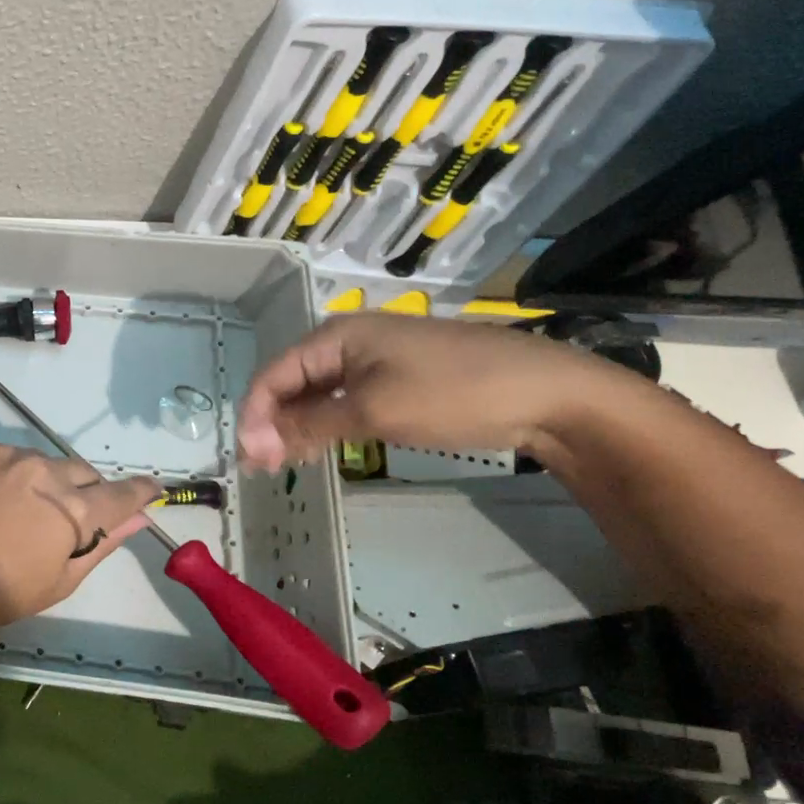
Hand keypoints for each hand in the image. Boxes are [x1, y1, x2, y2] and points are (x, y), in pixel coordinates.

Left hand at [0, 439, 162, 638]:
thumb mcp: (55, 582)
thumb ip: (100, 546)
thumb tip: (138, 520)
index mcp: (73, 510)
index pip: (123, 493)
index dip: (140, 492)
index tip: (150, 491)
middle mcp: (44, 470)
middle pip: (81, 473)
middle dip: (84, 492)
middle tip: (62, 520)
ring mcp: (4, 453)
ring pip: (39, 462)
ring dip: (39, 482)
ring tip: (11, 514)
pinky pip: (2, 455)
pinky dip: (3, 473)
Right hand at [237, 313, 618, 472]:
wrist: (555, 395)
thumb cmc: (453, 393)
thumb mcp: (372, 411)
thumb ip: (308, 425)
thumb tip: (254, 443)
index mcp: (335, 335)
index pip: (272, 375)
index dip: (253, 416)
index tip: (248, 458)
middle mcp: (349, 340)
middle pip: (291, 383)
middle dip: (271, 423)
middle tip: (264, 467)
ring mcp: (377, 358)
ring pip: (318, 393)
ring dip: (297, 426)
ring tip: (285, 463)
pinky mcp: (401, 378)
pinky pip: (346, 399)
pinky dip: (327, 423)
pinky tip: (322, 447)